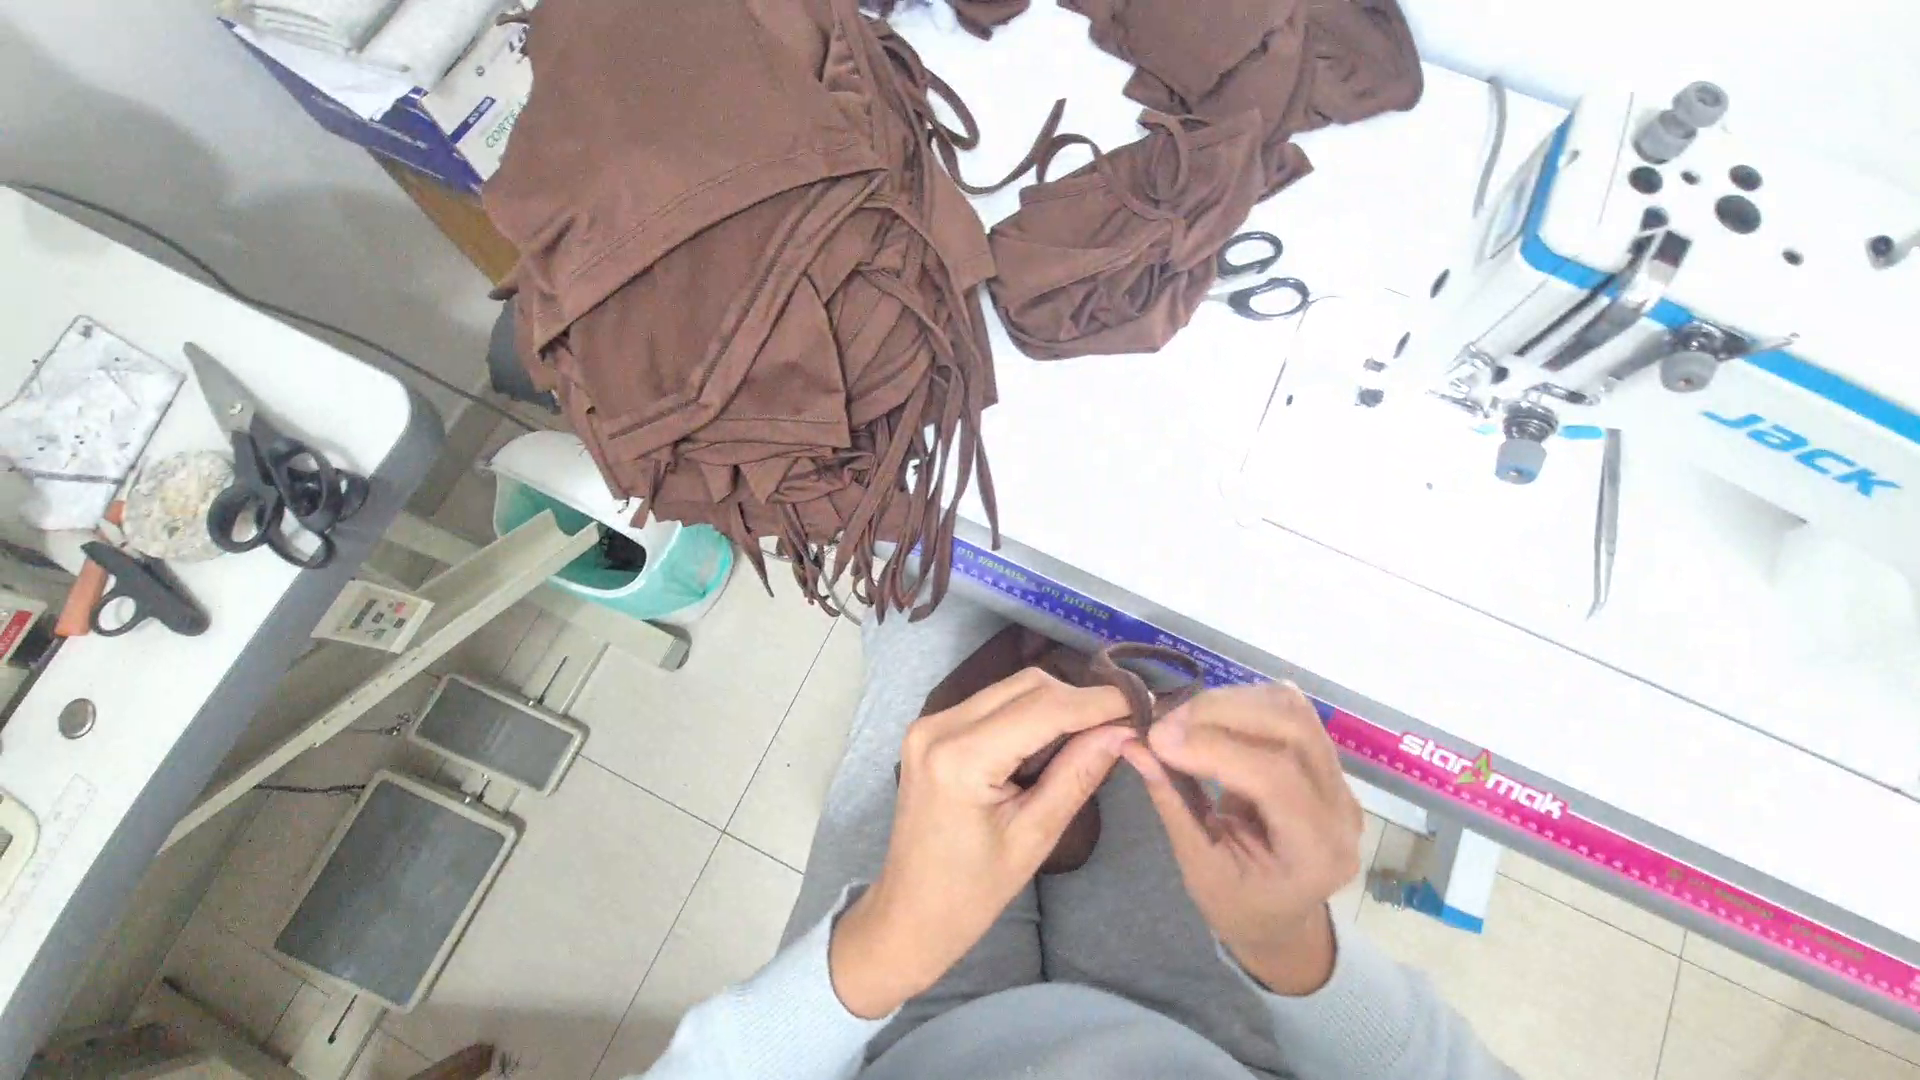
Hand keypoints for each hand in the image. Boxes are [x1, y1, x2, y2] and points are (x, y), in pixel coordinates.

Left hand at [830, 668, 1134, 1017]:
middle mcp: (939, 725)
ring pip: (1011, 688)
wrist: (909, 912)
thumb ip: (1078, 775)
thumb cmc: (972, 892)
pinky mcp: (932, 728)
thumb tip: (1124, 730)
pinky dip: (1029, 712)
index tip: (1143, 703)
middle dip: (1079, 699)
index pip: (1044, 707)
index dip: (1097, 701)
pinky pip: (993, 702)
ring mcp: (930, 722)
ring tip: (1094, 733)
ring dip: (1056, 703)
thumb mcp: (1035, 837)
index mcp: (960, 757)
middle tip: (1122, 724)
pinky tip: (1053, 740)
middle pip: (1027, 686)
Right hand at [1122, 682, 1362, 995]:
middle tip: (1164, 722)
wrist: (1280, 918)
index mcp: (1317, 853)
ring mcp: (1340, 780)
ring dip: (1229, 702)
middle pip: (1291, 730)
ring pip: (1291, 710)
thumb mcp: (1198, 868)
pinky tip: (1210, 715)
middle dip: (1220, 712)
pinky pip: (1289, 710)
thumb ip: (1171, 802)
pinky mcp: (1324, 760)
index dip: (1213, 747)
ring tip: (1182, 718)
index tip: (1157, 738)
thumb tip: (1132, 743)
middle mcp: (1341, 809)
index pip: (1275, 778)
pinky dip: (1244, 701)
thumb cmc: (1238, 904)